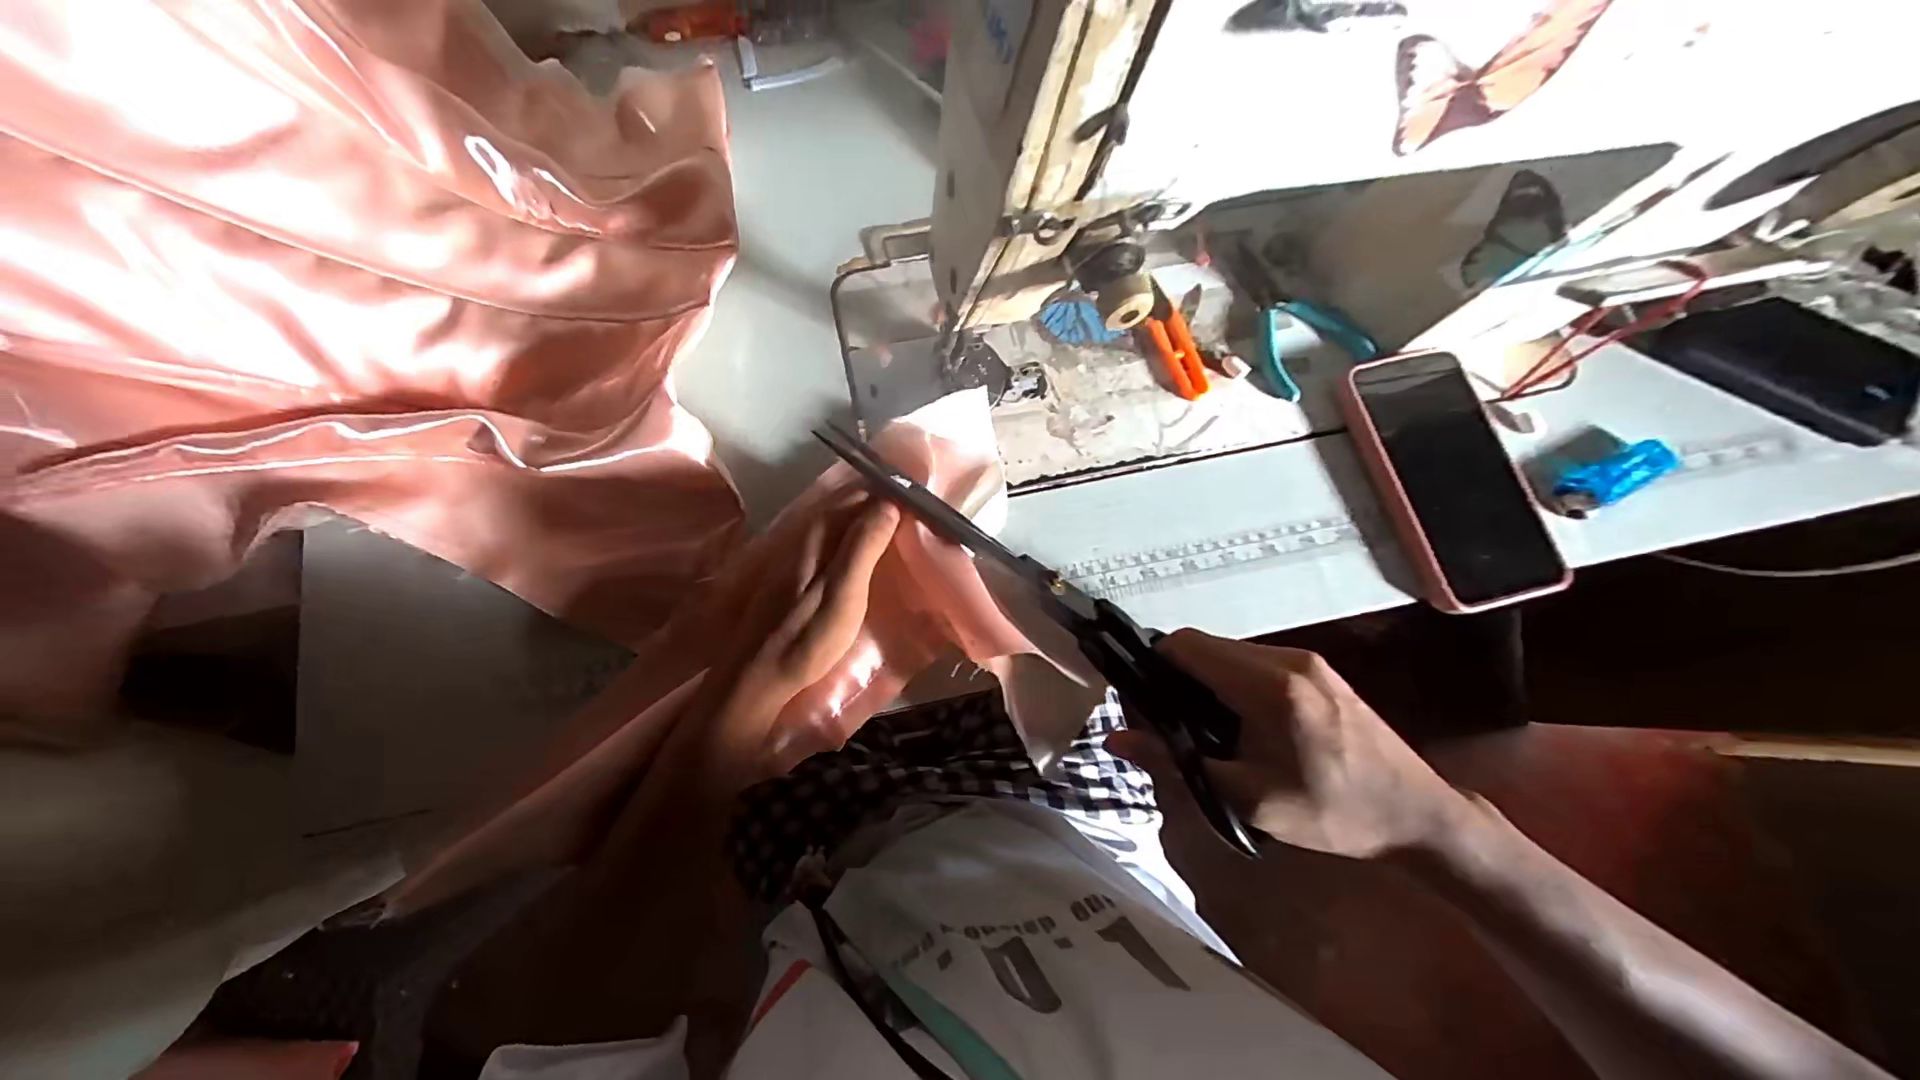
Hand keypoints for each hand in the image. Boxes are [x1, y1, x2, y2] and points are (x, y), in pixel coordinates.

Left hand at [704, 492, 898, 731]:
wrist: (758, 675)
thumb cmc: (808, 637)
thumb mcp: (845, 593)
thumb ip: (864, 545)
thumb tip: (890, 502)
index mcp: (818, 533)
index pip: (860, 494)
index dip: (891, 492)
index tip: (921, 499)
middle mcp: (803, 533)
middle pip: (846, 503)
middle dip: (879, 500)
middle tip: (916, 510)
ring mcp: (794, 551)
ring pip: (836, 520)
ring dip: (865, 516)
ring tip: (896, 523)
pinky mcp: (791, 570)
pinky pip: (828, 538)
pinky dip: (850, 534)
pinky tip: (861, 548)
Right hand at [1106, 629, 1468, 858]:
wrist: (1420, 816)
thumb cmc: (1334, 813)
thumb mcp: (1249, 798)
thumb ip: (1177, 763)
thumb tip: (1115, 739)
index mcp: (1270, 686)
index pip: (1186, 645)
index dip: (1152, 664)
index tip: (1142, 700)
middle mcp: (1286, 659)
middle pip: (1204, 644)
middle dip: (1175, 674)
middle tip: (1167, 720)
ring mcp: (1305, 659)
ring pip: (1228, 651)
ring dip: (1204, 678)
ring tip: (1202, 726)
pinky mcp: (1316, 669)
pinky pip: (1253, 660)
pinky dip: (1230, 680)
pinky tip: (1237, 721)